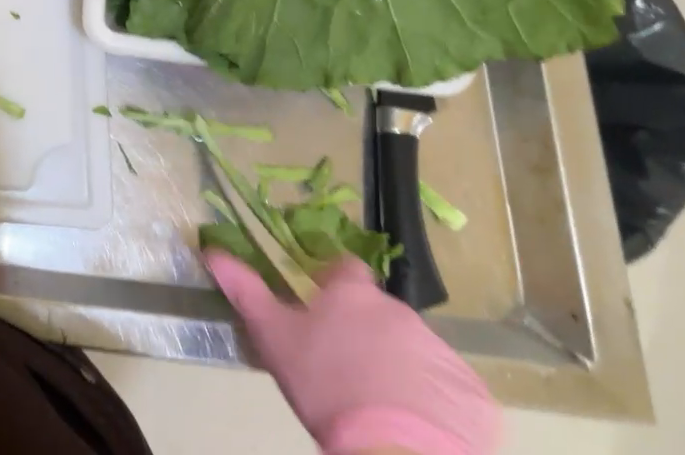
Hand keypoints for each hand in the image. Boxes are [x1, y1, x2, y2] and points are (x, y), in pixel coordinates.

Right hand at [206, 252, 500, 454]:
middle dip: (364, 329)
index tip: (321, 300)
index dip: (333, 281)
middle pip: (379, 311)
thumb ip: (245, 289)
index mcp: (353, 295)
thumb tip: (211, 249)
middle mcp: (400, 311)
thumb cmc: (323, 382)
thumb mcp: (271, 335)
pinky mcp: (472, 393)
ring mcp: (441, 352)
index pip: (345, 268)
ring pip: (414, 348)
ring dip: (397, 363)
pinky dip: (431, 398)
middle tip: (342, 362)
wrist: (392, 448)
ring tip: (374, 397)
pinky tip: (408, 420)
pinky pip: (447, 387)